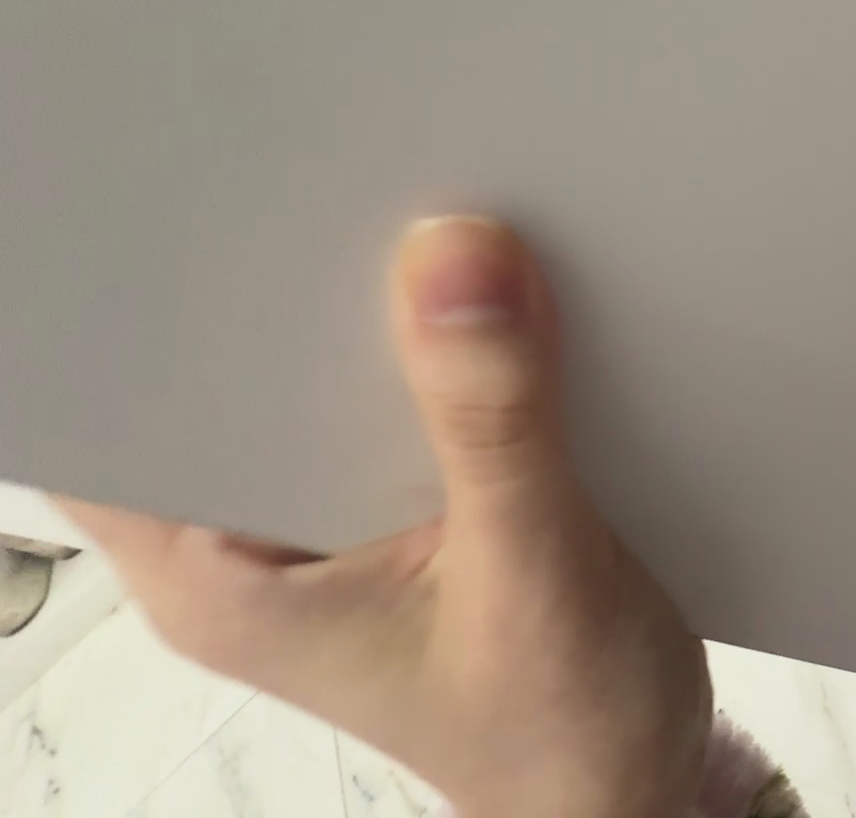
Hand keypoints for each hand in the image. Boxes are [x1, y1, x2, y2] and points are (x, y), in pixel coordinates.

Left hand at [58, 218, 711, 817]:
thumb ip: (495, 425)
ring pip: (369, 378)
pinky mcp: (453, 501)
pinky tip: (536, 317)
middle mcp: (284, 529)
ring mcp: (374, 515)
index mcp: (229, 569)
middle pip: (263, 367)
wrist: (633, 778)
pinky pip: (451, 399)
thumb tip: (457, 258)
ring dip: (423, 315)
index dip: (170, 284)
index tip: (252, 182)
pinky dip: (489, 353)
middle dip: (324, 281)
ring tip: (475, 237)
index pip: (138, 396)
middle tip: (395, 188)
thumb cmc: (564, 722)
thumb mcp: (530, 572)